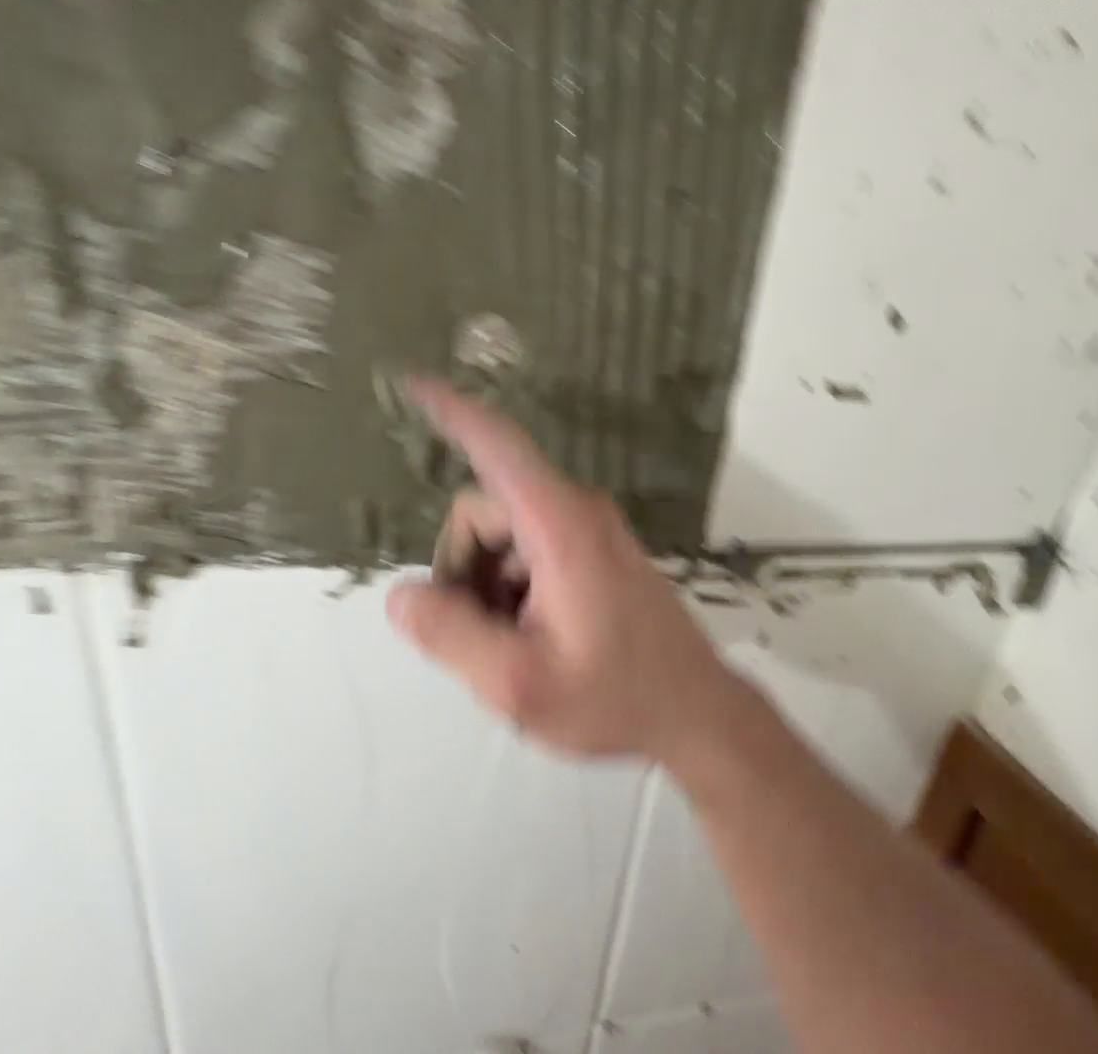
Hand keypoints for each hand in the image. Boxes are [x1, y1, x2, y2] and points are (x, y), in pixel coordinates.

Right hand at [386, 378, 755, 760]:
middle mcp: (575, 512)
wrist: (696, 715)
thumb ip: (451, 636)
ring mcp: (589, 532)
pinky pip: (526, 552)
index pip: (497, 447)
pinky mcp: (594, 553)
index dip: (450, 412)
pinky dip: (509, 590)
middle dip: (461, 570)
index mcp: (559, 527)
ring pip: (500, 536)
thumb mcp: (518, 684)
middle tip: (479, 639)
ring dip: (484, 586)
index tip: (410, 381)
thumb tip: (401, 596)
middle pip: (482, 511)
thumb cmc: (615, 700)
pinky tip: (532, 638)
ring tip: (513, 647)